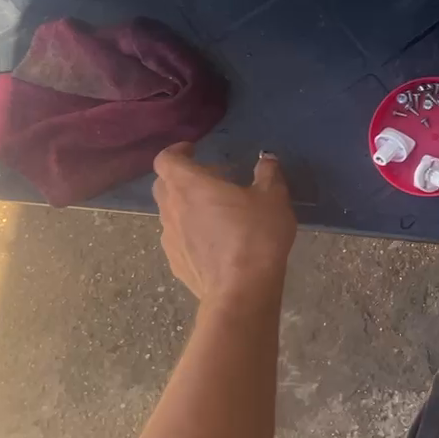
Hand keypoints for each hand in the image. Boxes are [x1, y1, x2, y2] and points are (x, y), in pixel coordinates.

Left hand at [152, 144, 295, 318]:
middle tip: (214, 180)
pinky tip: (219, 240)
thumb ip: (268, 174)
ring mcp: (170, 237)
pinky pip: (179, 236)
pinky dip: (192, 230)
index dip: (177, 151)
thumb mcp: (273, 197)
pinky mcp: (176, 261)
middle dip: (184, 177)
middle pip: (164, 185)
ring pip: (171, 212)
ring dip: (189, 205)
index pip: (166, 160)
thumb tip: (266, 159)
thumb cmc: (257, 233)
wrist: (241, 287)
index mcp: (191, 186)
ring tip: (220, 212)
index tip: (194, 150)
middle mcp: (172, 208)